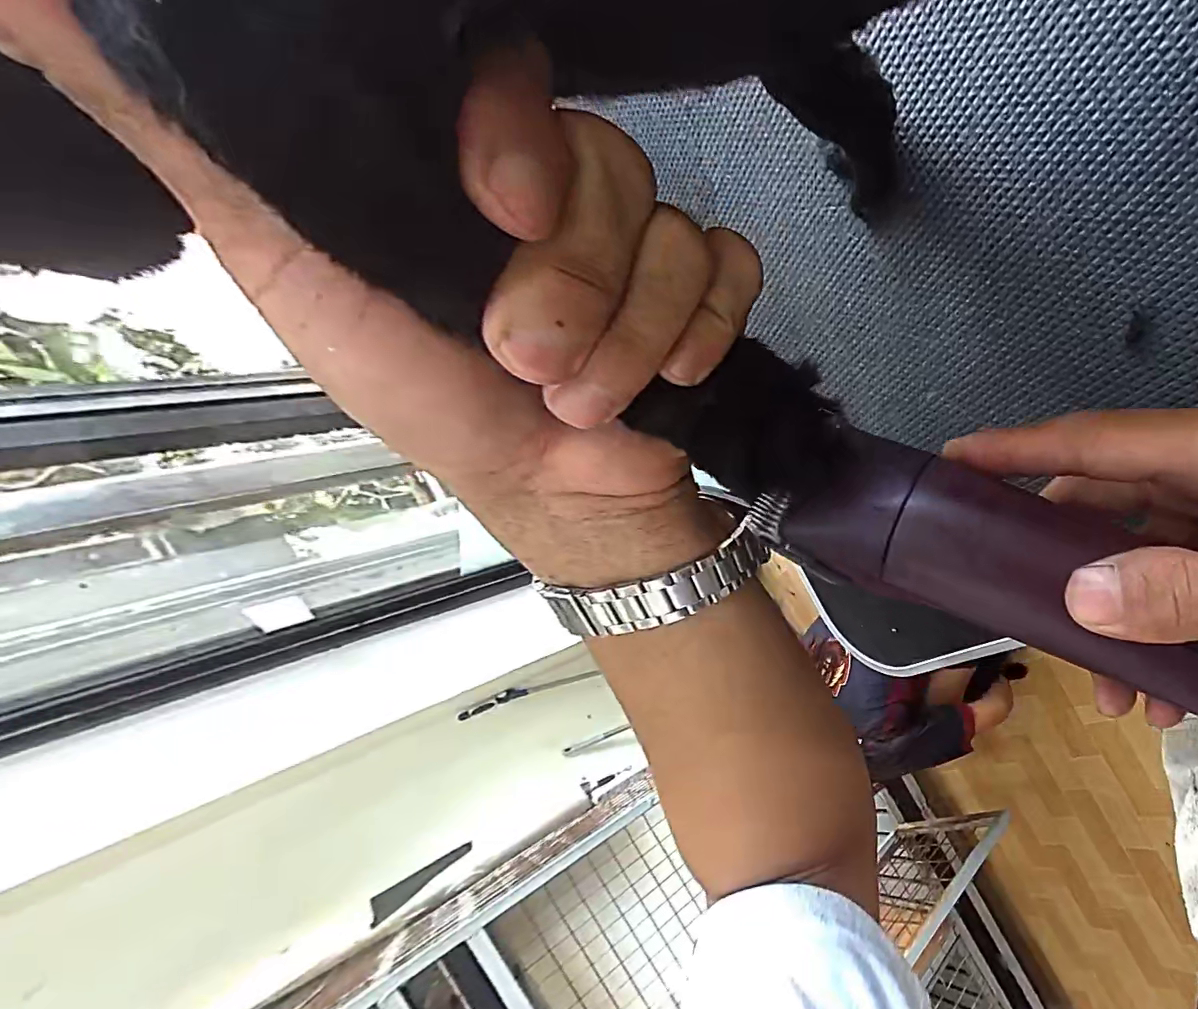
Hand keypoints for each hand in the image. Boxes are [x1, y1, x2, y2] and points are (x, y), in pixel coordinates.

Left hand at [4, 12, 757, 584]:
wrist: (553, 486)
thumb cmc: (435, 399)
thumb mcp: (301, 280)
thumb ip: (213, 156)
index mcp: (476, 174)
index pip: (518, 84)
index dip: (522, 133)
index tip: (506, 211)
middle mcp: (573, 198)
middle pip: (616, 168)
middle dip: (579, 283)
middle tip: (532, 362)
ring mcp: (651, 249)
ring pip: (678, 236)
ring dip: (634, 335)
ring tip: (589, 398)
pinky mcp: (710, 300)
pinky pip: (734, 273)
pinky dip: (707, 327)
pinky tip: (675, 373)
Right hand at [946, 405, 1197, 725]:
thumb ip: (1189, 596)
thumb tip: (1080, 592)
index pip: (1102, 442)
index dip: (1022, 450)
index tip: (956, 461)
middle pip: (1111, 500)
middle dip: (1064, 560)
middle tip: (1022, 612)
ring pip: (1141, 553)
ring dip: (1116, 617)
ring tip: (1113, 694)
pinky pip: (1180, 585)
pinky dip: (1159, 633)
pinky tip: (1167, 695)